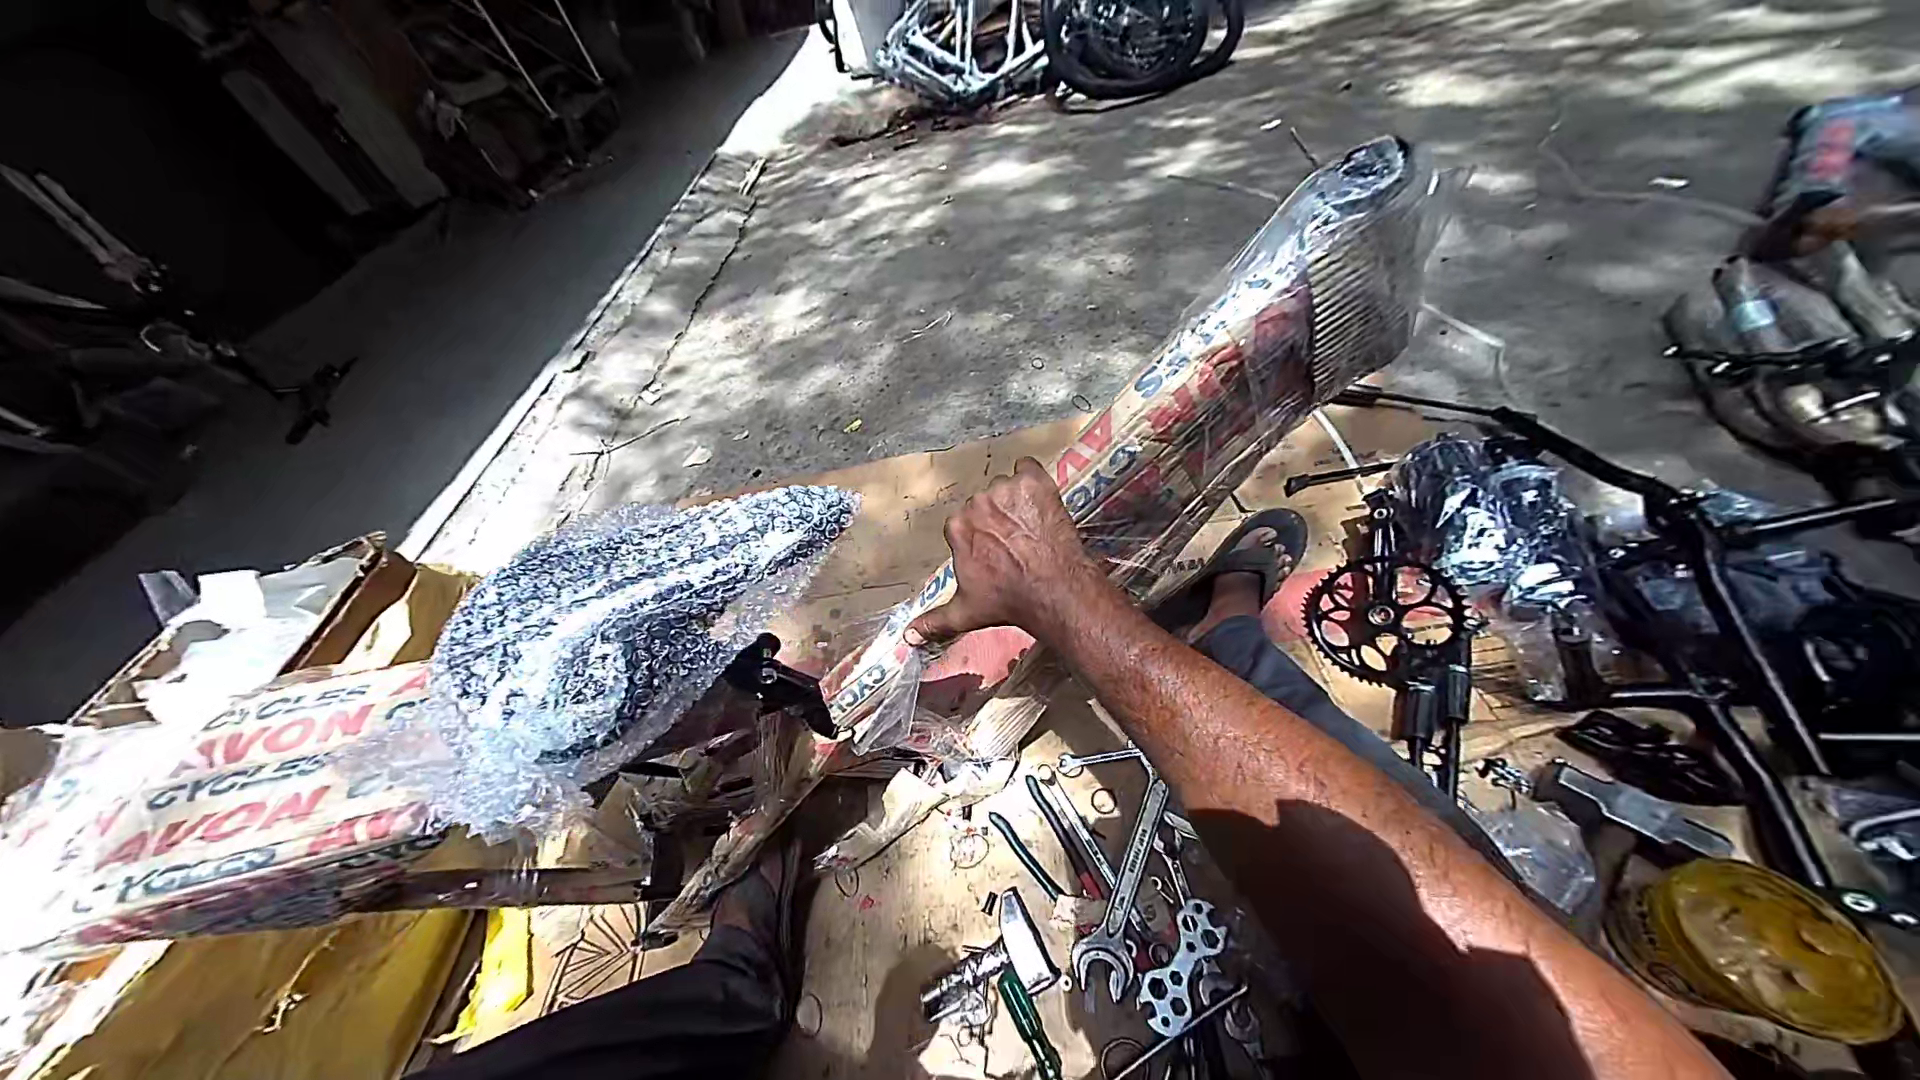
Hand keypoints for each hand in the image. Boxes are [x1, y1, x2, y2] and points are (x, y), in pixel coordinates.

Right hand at [905, 457, 1099, 644]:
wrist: (1053, 589)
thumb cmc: (1008, 600)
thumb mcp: (965, 612)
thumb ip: (933, 621)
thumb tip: (907, 636)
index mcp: (956, 527)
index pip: (967, 522)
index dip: (984, 536)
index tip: (997, 550)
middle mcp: (976, 504)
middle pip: (987, 502)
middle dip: (1000, 518)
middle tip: (1018, 541)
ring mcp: (1005, 490)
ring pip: (1007, 487)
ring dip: (1017, 501)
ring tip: (1033, 527)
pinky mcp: (1033, 482)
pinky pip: (1028, 468)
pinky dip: (1033, 480)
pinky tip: (1041, 502)